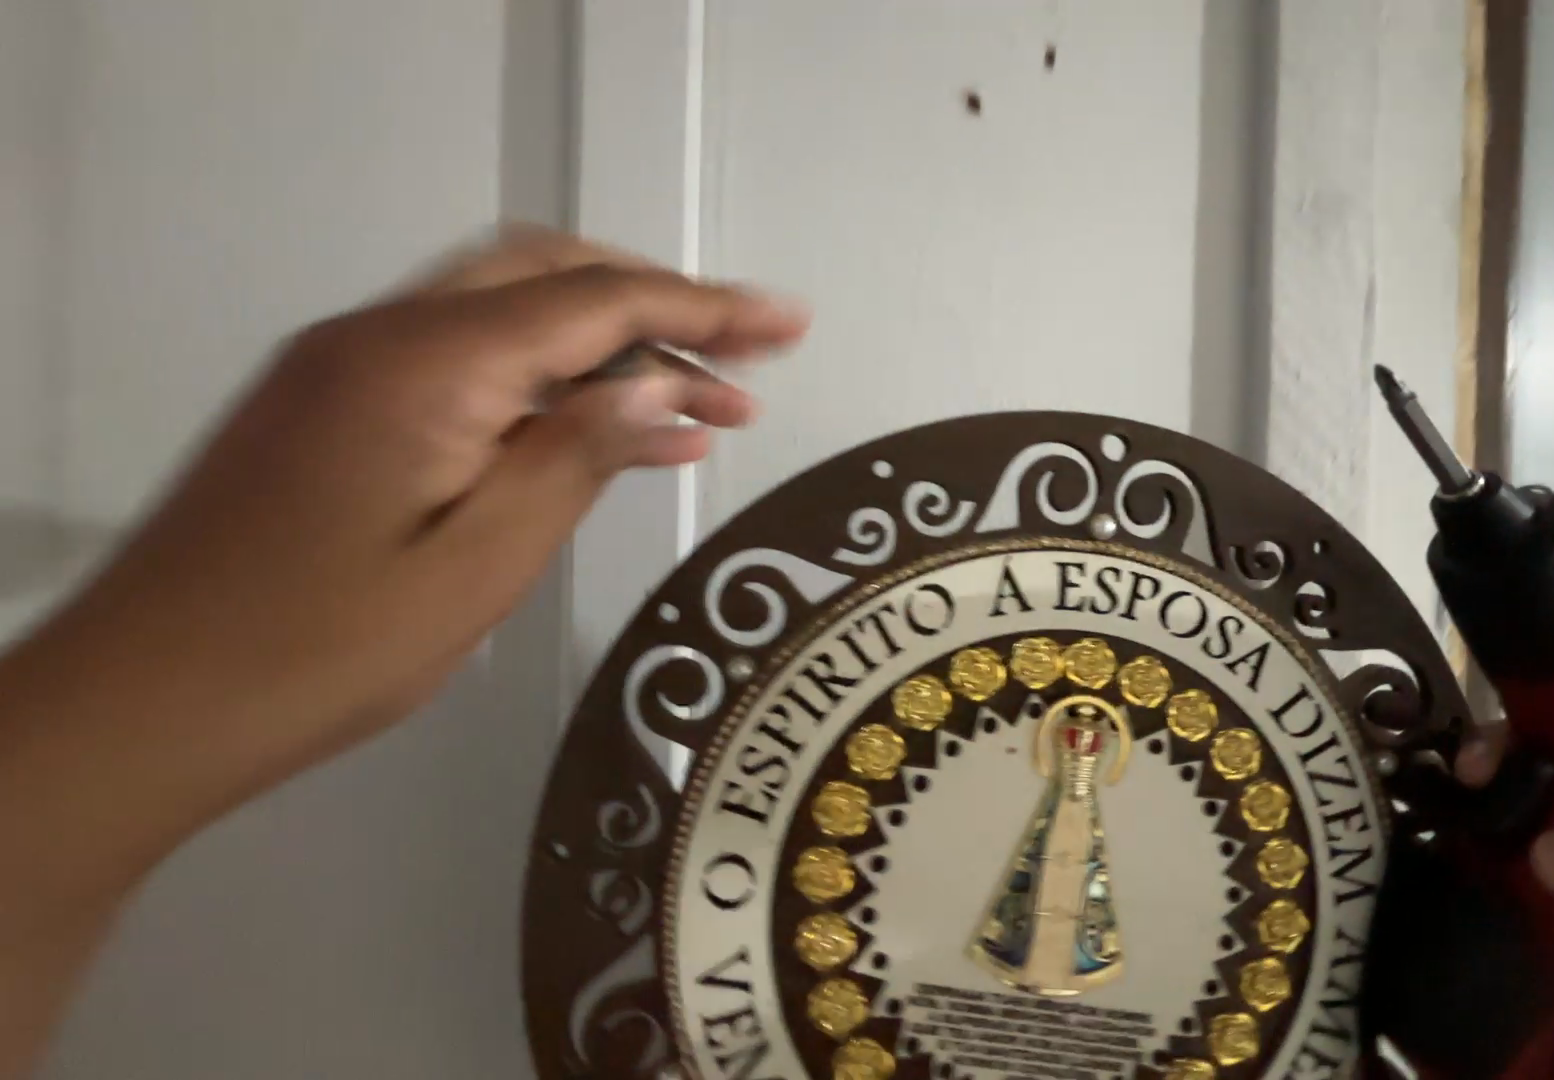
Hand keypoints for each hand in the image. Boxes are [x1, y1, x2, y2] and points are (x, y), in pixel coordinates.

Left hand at [0, 226, 809, 1076]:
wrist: (147, 704)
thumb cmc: (328, 647)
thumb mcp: (484, 559)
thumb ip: (579, 455)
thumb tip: (666, 393)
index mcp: (427, 367)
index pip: (598, 305)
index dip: (706, 308)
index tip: (787, 322)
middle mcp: (390, 334)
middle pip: (559, 277)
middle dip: (669, 306)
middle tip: (752, 355)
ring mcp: (363, 362)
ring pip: (522, 310)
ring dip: (622, 341)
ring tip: (710, 400)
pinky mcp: (354, 399)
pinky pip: (485, 358)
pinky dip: (566, 376)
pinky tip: (624, 426)